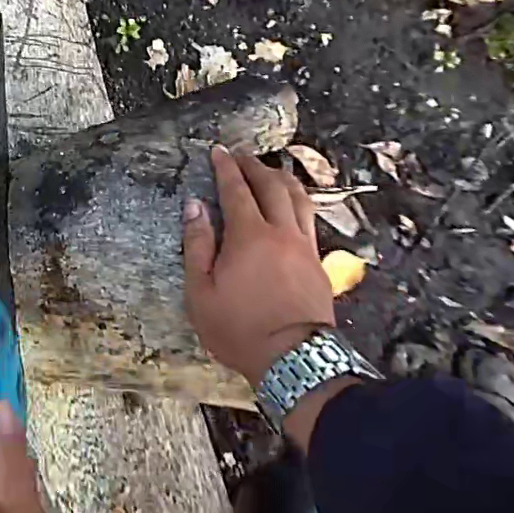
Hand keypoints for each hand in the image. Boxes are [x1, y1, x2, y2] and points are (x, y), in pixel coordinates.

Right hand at [182, 146, 338, 383]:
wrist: (294, 360)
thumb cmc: (238, 327)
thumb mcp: (200, 291)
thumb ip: (197, 244)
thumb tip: (194, 207)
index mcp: (249, 236)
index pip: (236, 189)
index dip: (226, 167)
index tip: (218, 151)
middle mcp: (281, 232)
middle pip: (271, 186)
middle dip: (254, 166)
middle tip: (240, 156)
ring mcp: (304, 247)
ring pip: (298, 199)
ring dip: (281, 179)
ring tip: (269, 171)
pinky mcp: (319, 263)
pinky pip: (310, 219)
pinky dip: (298, 202)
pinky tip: (293, 205)